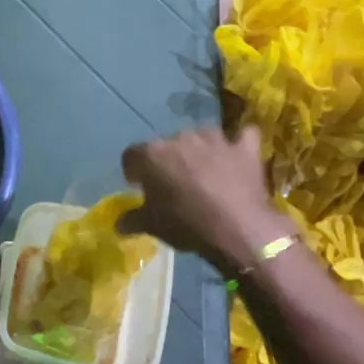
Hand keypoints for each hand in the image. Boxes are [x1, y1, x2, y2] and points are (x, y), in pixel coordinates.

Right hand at [119, 126, 294, 269]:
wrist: (236, 228)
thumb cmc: (186, 224)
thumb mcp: (152, 225)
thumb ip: (132, 219)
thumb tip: (119, 223)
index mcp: (153, 154)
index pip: (132, 155)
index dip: (133, 170)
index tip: (139, 186)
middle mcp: (181, 138)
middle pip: (168, 144)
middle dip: (168, 160)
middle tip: (173, 184)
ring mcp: (215, 140)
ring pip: (203, 135)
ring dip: (200, 149)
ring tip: (204, 170)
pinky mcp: (244, 148)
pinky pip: (243, 135)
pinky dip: (240, 142)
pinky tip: (239, 153)